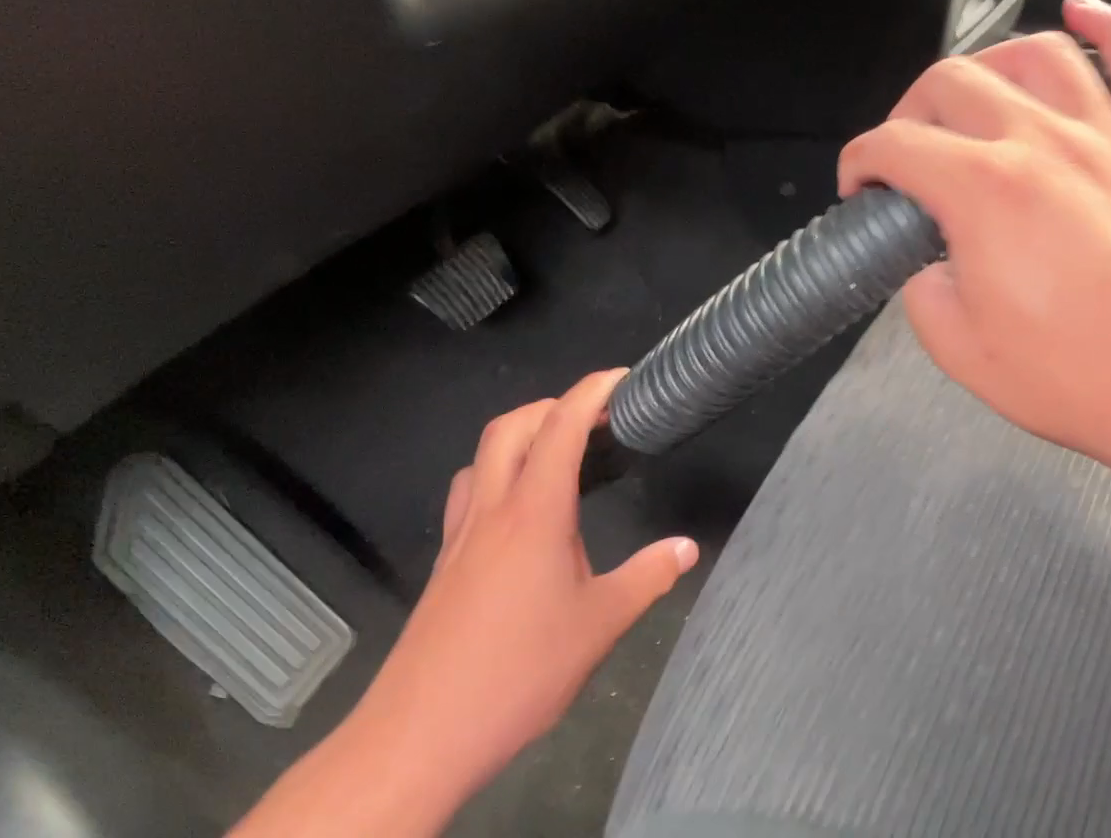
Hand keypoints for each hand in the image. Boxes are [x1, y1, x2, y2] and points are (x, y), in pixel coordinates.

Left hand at [350, 370, 698, 806]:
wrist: (423, 731)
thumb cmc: (521, 670)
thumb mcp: (601, 625)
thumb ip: (648, 577)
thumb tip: (688, 548)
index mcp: (535, 513)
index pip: (562, 428)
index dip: (592, 392)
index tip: (622, 379)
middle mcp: (492, 510)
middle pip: (511, 427)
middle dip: (554, 405)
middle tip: (596, 418)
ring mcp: (461, 536)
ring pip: (482, 457)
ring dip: (520, 436)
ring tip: (559, 455)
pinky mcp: (445, 563)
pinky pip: (469, 493)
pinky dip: (497, 475)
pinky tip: (519, 513)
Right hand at [838, 0, 1110, 491]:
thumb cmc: (1083, 378)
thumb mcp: (959, 349)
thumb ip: (920, 291)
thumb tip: (925, 265)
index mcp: (986, 193)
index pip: (896, 143)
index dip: (860, 160)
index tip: (861, 181)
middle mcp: (1043, 148)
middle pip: (952, 82)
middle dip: (908, 110)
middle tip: (904, 149)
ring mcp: (1103, 143)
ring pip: (1036, 54)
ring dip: (988, 63)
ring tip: (970, 91)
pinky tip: (1084, 10)